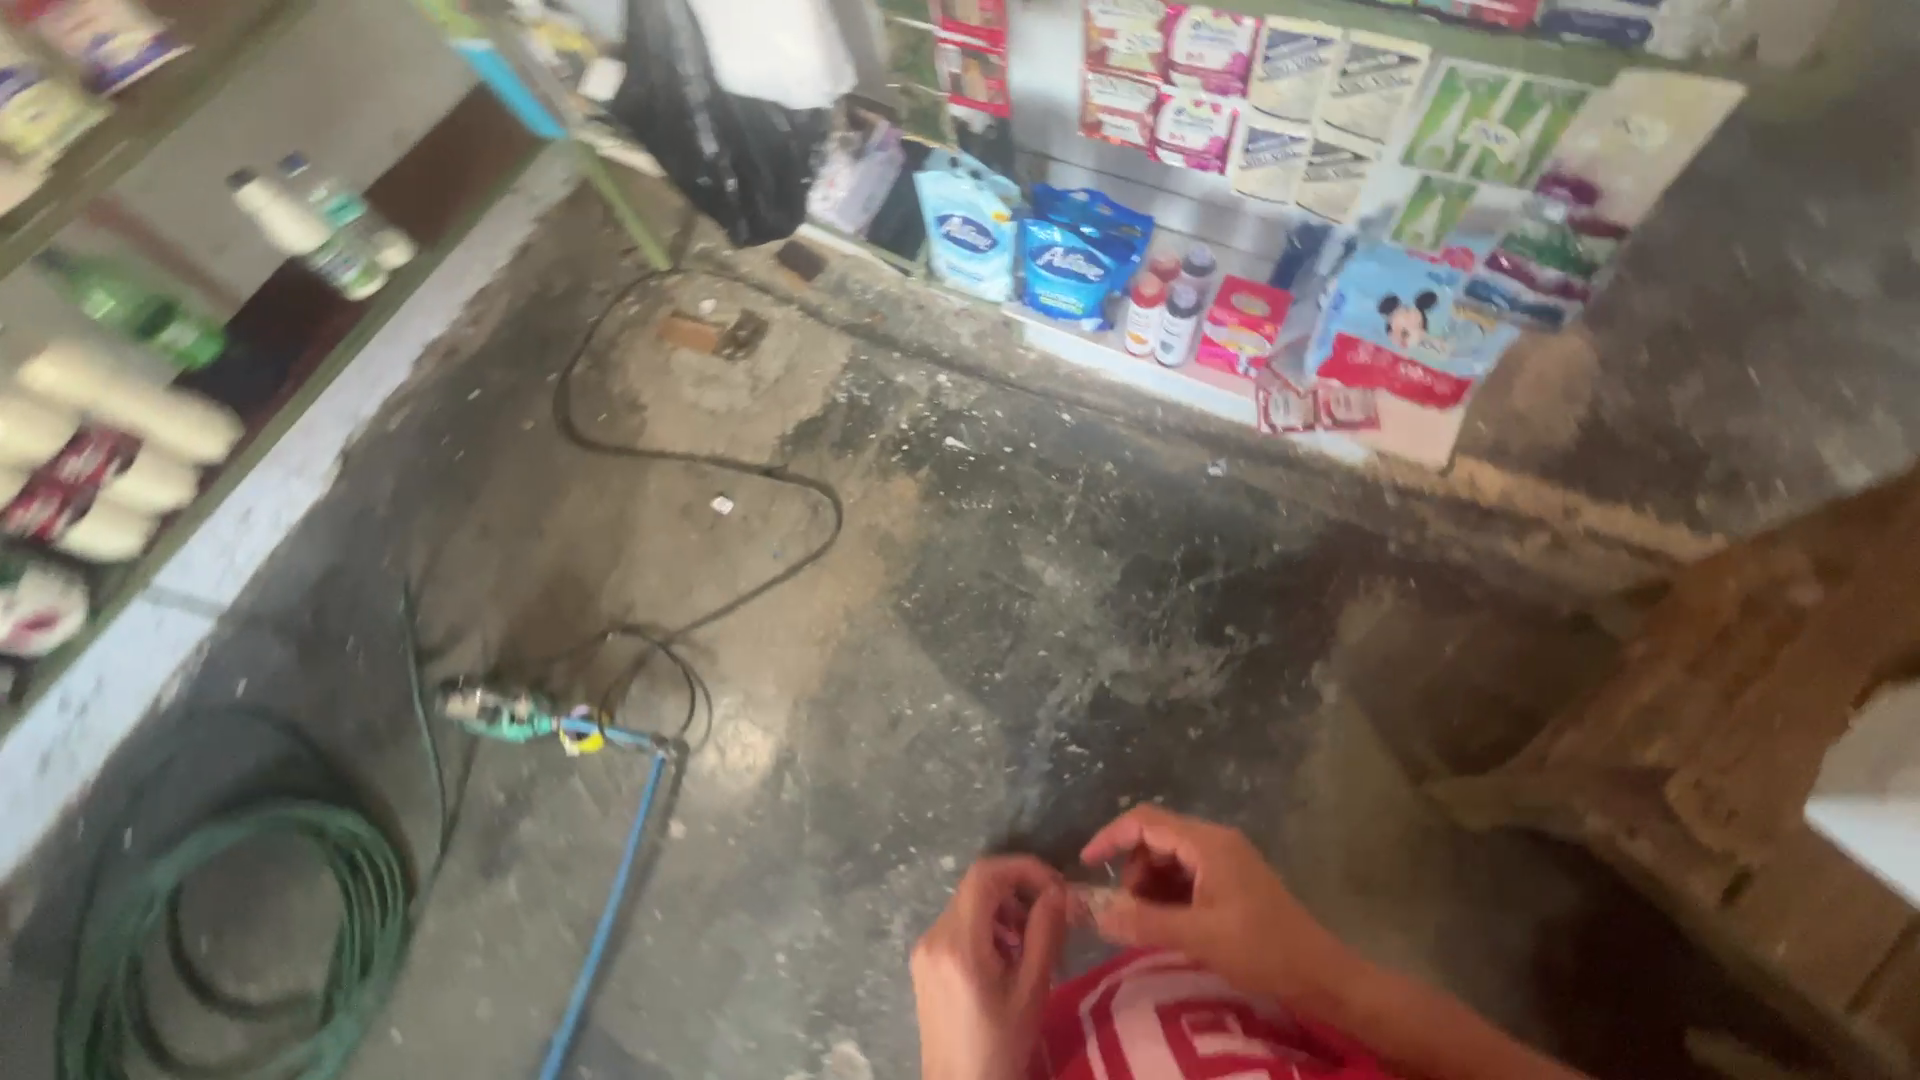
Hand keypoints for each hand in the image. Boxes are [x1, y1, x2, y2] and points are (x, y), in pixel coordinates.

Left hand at [912, 855, 1069, 1079]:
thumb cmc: (1000, 1047)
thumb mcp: (1031, 990)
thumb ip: (1044, 933)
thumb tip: (1058, 891)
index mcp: (958, 942)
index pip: (985, 874)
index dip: (1023, 868)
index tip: (1055, 887)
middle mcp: (933, 935)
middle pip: (977, 887)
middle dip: (1018, 892)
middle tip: (1049, 918)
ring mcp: (924, 948)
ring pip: (968, 904)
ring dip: (1004, 911)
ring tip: (1030, 946)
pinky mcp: (924, 961)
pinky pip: (958, 925)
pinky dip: (986, 928)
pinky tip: (1006, 959)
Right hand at [1080, 805, 1357, 1006]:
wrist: (1322, 975)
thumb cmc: (1262, 950)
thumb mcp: (1198, 937)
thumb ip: (1144, 922)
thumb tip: (1096, 913)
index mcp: (1207, 843)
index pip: (1145, 820)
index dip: (1111, 837)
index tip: (1085, 864)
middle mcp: (1214, 841)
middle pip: (1156, 837)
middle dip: (1132, 869)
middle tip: (1124, 909)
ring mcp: (1224, 859)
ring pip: (1169, 858)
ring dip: (1149, 884)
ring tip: (1146, 922)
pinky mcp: (1230, 879)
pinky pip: (1186, 874)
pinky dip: (1168, 893)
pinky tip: (1167, 923)